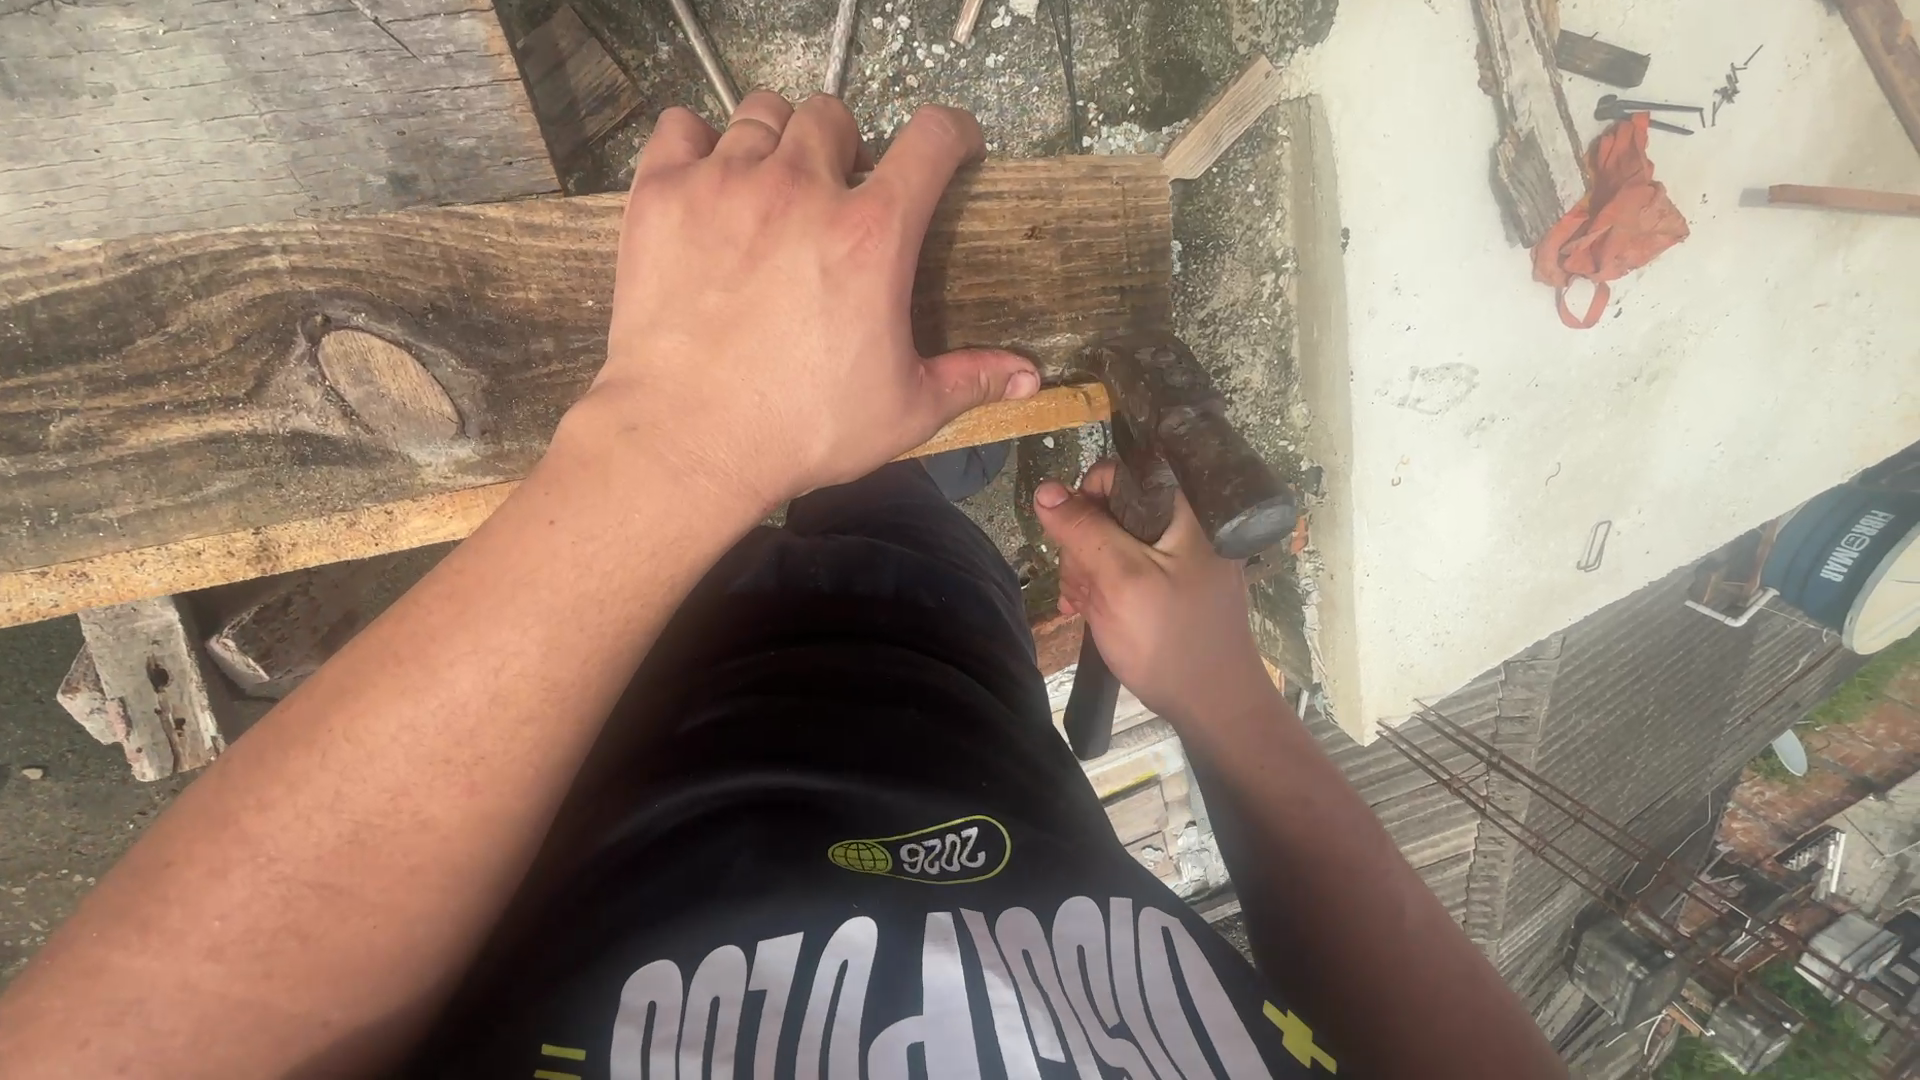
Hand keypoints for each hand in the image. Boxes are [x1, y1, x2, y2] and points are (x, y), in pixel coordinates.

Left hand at [573, 92, 1040, 510]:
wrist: (690, 442)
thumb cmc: (806, 430)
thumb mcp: (905, 410)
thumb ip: (971, 379)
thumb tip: (1031, 376)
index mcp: (873, 235)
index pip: (931, 139)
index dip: (953, 133)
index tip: (954, 148)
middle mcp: (802, 189)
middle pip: (833, 116)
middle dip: (846, 147)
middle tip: (838, 193)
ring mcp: (725, 185)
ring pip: (760, 114)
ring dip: (778, 142)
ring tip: (774, 189)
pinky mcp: (661, 196)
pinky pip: (681, 128)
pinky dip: (699, 146)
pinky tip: (708, 186)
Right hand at [1034, 461, 1272, 721]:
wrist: (1212, 706)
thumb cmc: (1171, 640)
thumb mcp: (1120, 579)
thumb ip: (1083, 529)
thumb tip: (1045, 489)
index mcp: (1186, 509)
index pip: (1124, 473)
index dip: (1090, 497)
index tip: (1078, 537)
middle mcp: (1183, 524)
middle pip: (1111, 509)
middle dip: (1084, 545)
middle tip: (1086, 585)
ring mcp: (1175, 555)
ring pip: (1108, 541)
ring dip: (1086, 571)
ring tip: (1086, 606)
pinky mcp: (1166, 582)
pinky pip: (1120, 568)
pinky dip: (1099, 586)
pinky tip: (1087, 611)